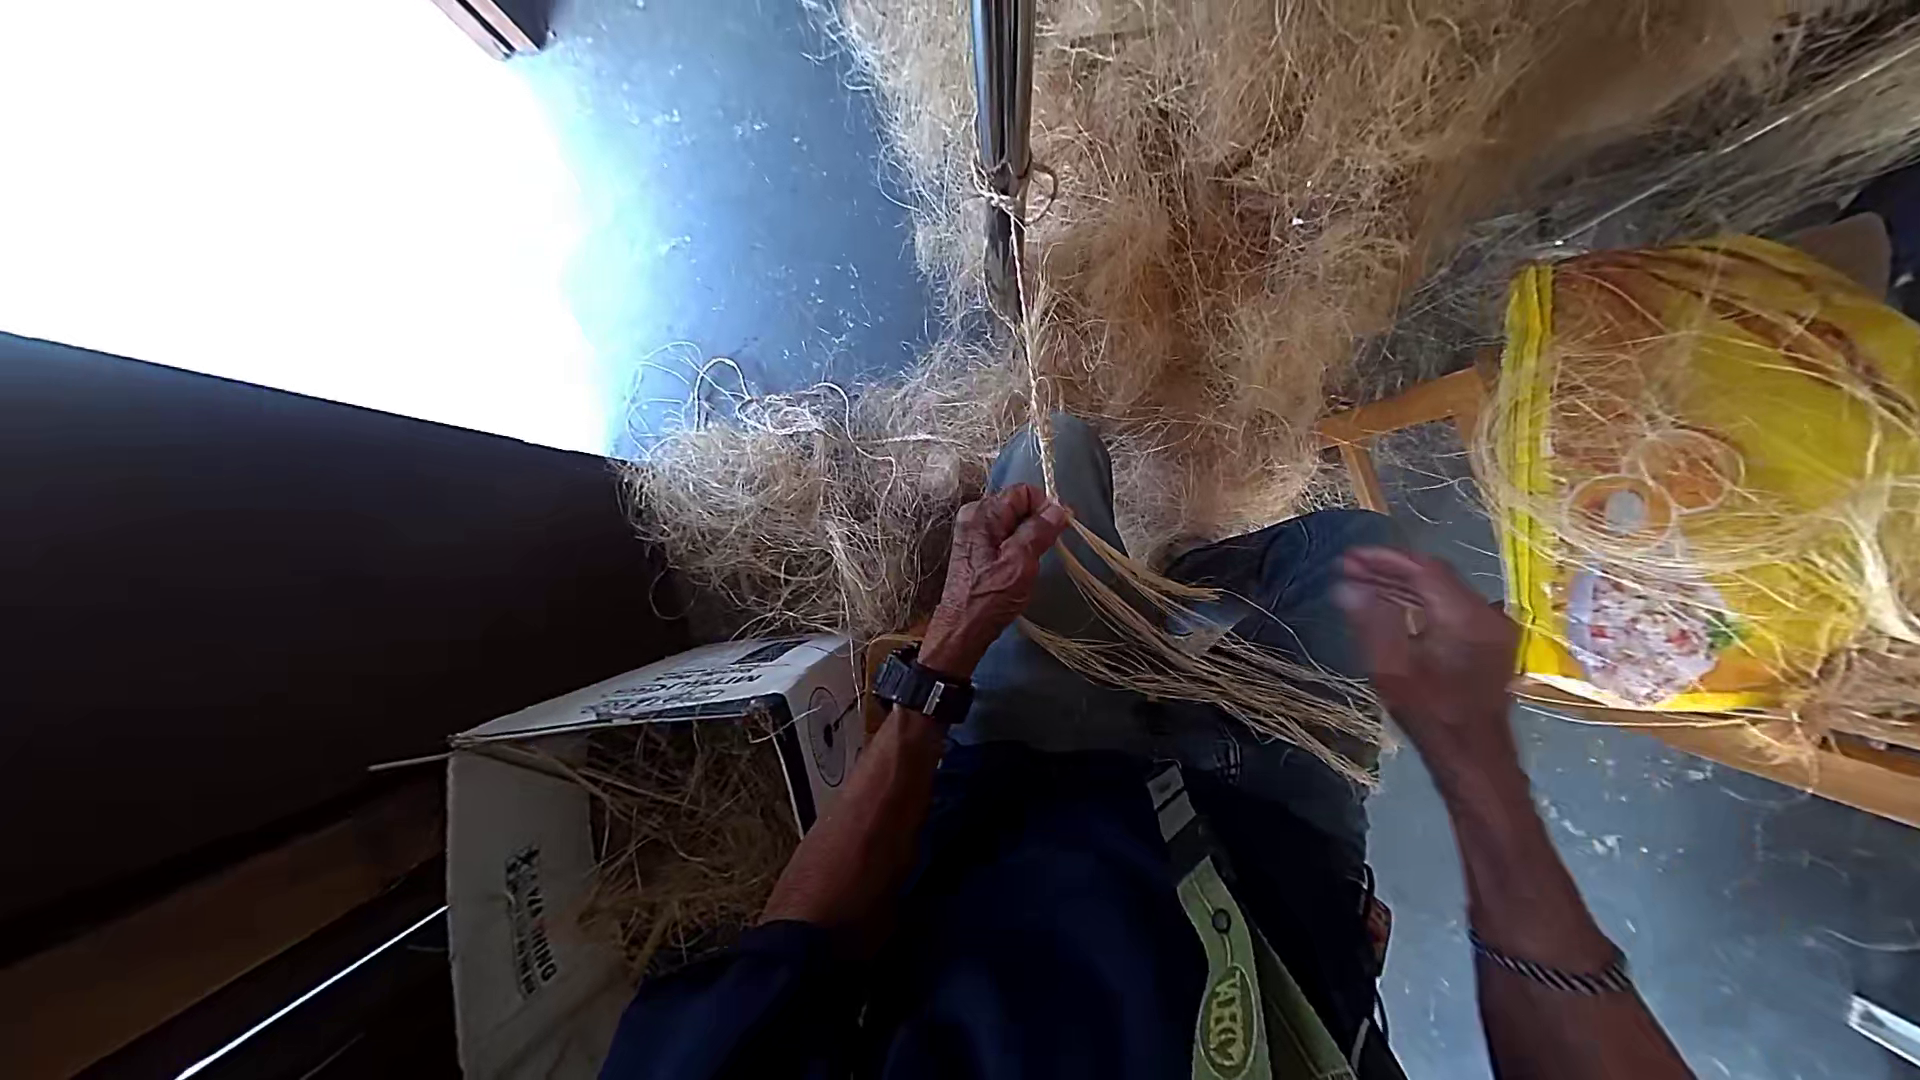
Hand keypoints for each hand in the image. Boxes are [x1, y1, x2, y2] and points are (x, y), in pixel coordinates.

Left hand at [920, 484, 1071, 678]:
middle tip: (1047, 548)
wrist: (964, 628)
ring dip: (1030, 536)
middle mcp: (974, 516)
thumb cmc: (990, 597)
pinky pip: (1005, 535)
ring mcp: (973, 532)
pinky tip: (1021, 565)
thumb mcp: (1020, 562)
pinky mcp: (976, 548)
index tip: (1059, 529)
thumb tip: (1058, 507)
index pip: (1023, 491)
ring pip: (1013, 521)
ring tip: (1034, 560)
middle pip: (1018, 504)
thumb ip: (1039, 531)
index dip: (1045, 506)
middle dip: (1038, 521)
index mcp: (982, 513)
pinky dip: (1019, 545)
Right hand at [1334, 547, 1521, 785]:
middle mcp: (1485, 615)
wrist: (1471, 751)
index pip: (1423, 569)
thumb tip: (1345, 586)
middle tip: (1348, 566)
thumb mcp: (1390, 666)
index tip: (1349, 556)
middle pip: (1433, 575)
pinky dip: (1416, 599)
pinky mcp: (1486, 641)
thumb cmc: (1428, 710)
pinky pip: (1447, 606)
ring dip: (1400, 584)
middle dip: (1389, 568)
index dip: (1384, 559)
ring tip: (1360, 582)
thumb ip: (1370, 620)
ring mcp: (1490, 628)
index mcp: (1464, 616)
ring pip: (1440, 590)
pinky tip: (1388, 603)